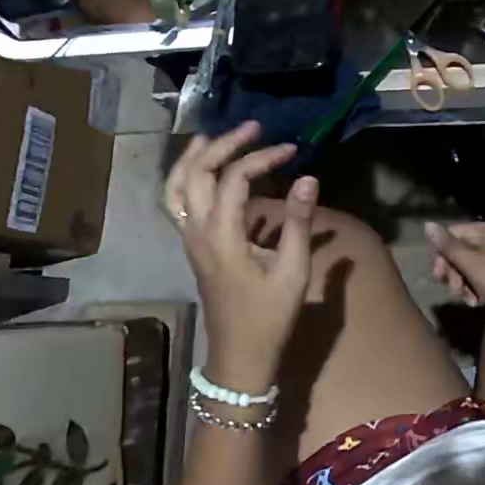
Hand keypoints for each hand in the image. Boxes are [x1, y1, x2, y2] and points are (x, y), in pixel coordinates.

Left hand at [164, 122, 316, 382]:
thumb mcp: (292, 272)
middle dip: (221, 144)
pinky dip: (187, 179)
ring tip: (212, 137)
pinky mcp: (193, 247)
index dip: (262, 158)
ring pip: (176, 187)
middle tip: (252, 128)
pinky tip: (208, 173)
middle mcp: (197, 232)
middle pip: (196, 173)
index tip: (292, 150)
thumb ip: (299, 224)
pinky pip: (178, 203)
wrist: (240, 356)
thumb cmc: (269, 317)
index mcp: (222, 236)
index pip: (234, 179)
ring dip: (193, 158)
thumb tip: (309, 179)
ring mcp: (190, 240)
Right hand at [425, 222, 484, 319]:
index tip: (438, 274)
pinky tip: (475, 302)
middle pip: (459, 250)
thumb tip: (427, 224)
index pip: (453, 233)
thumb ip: (449, 246)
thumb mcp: (472, 265)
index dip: (442, 254)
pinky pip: (479, 276)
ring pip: (467, 266)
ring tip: (467, 299)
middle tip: (451, 289)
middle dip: (452, 271)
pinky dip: (474, 288)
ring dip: (462, 283)